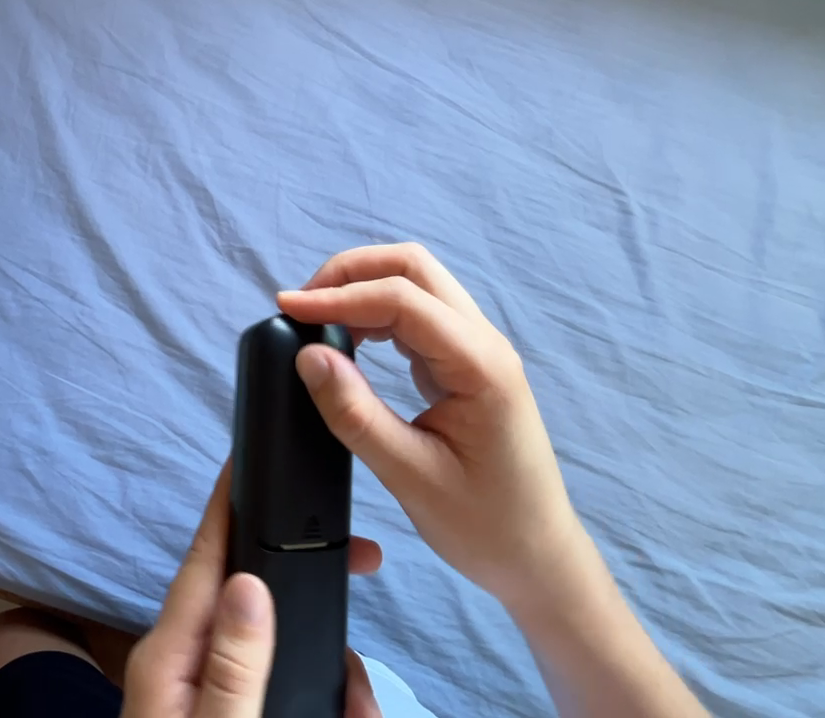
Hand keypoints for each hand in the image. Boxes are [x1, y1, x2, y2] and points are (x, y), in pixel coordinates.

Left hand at [122, 464, 384, 717]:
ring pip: (275, 637)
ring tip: (363, 702)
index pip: (204, 556)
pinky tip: (350, 710)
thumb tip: (248, 580)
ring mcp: (209, 686)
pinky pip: (283, 679)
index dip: (228, 502)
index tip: (253, 455)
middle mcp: (185, 660)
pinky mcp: (232, 707)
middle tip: (367, 560)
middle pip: (249, 587)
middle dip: (308, 574)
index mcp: (170, 654)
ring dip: (326, 655)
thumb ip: (230, 668)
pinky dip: (323, 691)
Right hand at [277, 243, 589, 611]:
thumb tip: (307, 355)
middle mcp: (482, 341)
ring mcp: (474, 347)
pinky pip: (415, 312)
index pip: (402, 299)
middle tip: (302, 305)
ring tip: (315, 319)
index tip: (287, 309)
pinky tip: (347, 337)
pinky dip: (373, 311)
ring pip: (415, 282)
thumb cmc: (484, 525)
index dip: (339, 296)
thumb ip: (355, 414)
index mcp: (479, 364)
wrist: (538, 557)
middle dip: (351, 271)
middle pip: (413, 267)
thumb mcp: (411, 477)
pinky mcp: (462, 361)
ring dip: (361, 286)